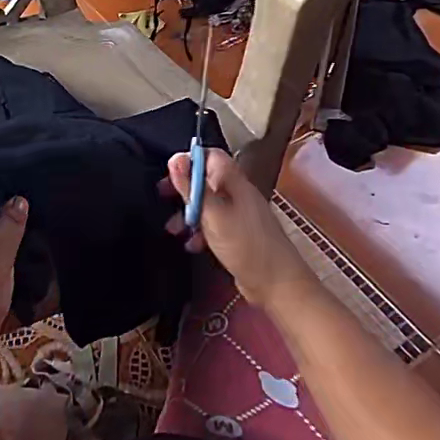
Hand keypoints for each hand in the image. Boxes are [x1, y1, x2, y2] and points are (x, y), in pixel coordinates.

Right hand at [161, 149, 314, 307]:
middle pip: (207, 179)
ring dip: (189, 213)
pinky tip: (192, 245)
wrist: (276, 283)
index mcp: (234, 182)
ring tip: (173, 228)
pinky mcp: (239, 235)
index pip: (211, 156)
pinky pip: (215, 225)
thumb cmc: (244, 244)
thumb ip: (193, 188)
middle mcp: (238, 194)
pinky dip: (201, 231)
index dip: (189, 160)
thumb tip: (175, 159)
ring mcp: (240, 215)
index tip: (169, 173)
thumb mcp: (212, 214)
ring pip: (208, 204)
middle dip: (185, 188)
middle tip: (163, 196)